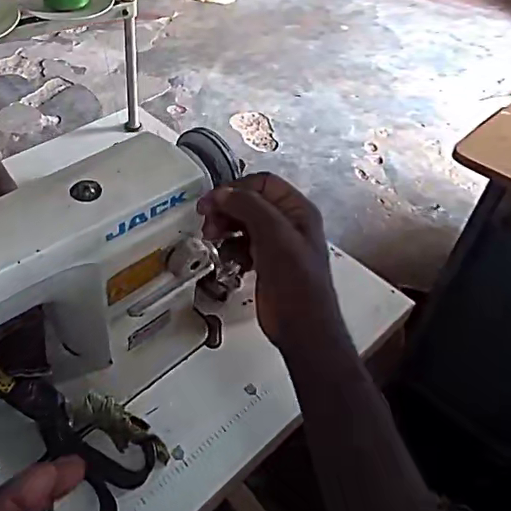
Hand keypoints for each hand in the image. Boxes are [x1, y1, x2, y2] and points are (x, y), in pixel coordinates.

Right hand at [197, 173, 347, 353]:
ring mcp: (276, 243)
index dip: (236, 188)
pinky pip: (240, 244)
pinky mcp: (265, 262)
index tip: (214, 200)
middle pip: (249, 201)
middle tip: (208, 219)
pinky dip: (229, 247)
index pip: (262, 183)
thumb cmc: (297, 283)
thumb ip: (249, 207)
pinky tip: (226, 256)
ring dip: (224, 227)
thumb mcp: (274, 236)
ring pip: (242, 222)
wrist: (302, 327)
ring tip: (212, 238)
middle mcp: (288, 223)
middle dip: (226, 208)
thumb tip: (224, 194)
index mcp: (297, 210)